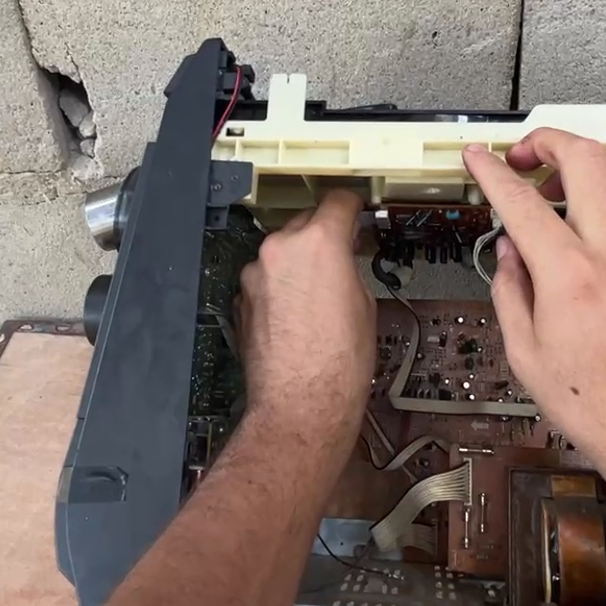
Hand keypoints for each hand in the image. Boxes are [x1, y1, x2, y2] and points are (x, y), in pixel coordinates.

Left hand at [235, 189, 374, 440]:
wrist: (301, 404)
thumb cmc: (338, 363)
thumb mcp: (364, 303)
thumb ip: (349, 267)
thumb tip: (342, 259)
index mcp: (320, 242)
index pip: (338, 201)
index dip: (352, 205)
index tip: (356, 209)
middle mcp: (281, 248)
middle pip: (306, 221)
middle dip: (324, 235)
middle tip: (343, 254)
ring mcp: (255, 272)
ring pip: (283, 251)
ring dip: (299, 261)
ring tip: (318, 294)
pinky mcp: (241, 296)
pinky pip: (266, 277)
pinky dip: (279, 285)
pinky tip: (296, 313)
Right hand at [461, 133, 605, 459]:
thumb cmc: (593, 401)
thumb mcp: (524, 352)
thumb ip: (509, 289)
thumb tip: (509, 250)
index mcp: (569, 276)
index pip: (521, 201)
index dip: (492, 171)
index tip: (478, 157)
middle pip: (584, 159)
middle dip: (546, 142)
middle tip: (524, 157)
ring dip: (590, 159)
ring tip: (564, 178)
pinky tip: (605, 206)